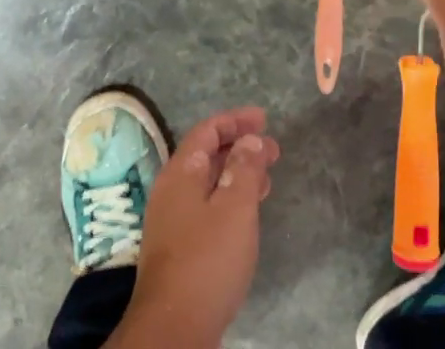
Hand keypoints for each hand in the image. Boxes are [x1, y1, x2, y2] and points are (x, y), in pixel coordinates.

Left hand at [111, 108, 280, 348]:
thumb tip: (250, 139)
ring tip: (267, 177)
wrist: (174, 325)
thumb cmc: (208, 258)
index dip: (236, 121)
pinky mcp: (178, 245)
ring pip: (207, 182)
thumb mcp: (236, 207)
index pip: (207, 131)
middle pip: (205, 154)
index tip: (264, 119)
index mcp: (180, 173)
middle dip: (240, 146)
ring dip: (236, 173)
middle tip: (274, 150)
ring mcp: (171, 219)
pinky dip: (228, 197)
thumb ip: (245, 168)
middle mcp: (170, 190)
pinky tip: (246, 212)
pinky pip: (205, 204)